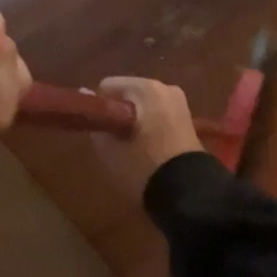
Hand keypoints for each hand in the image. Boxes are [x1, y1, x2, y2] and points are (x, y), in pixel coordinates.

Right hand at [92, 77, 204, 199]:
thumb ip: (96, 121)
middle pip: (129, 94)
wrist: (185, 189)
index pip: (108, 86)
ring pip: (145, 105)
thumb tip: (87, 99)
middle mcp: (165, 87)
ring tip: (132, 146)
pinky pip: (159, 115)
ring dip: (136, 120)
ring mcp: (180, 102)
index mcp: (145, 87)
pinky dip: (151, 125)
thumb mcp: (108, 148)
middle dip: (120, 112)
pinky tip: (148, 147)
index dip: (100, 107)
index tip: (101, 129)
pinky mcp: (188, 119)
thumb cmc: (141, 165)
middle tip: (116, 140)